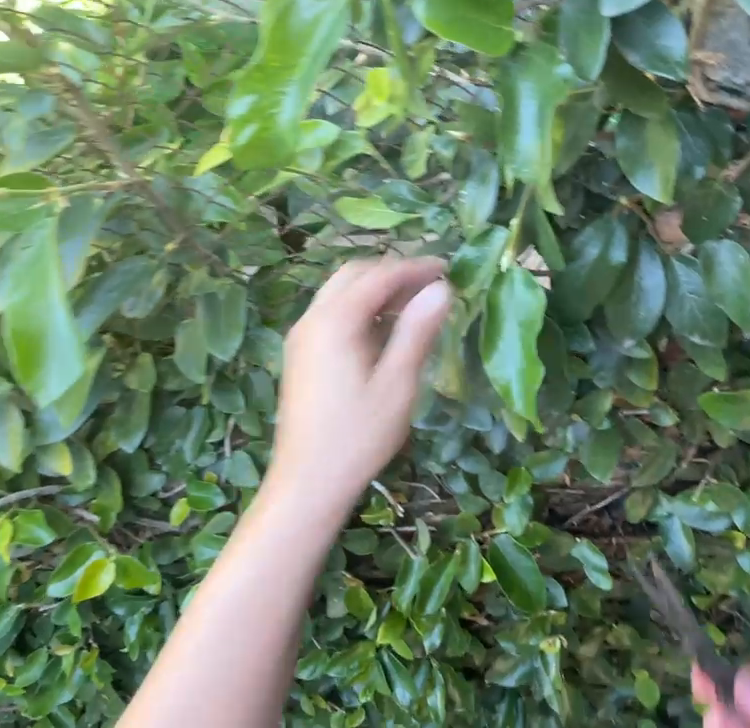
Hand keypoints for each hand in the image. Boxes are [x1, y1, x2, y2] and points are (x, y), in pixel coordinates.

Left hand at [265, 257, 451, 521]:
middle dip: (393, 273)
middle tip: (431, 286)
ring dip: (376, 291)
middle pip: (354, 275)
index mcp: (335, 320)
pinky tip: (385, 332)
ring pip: (340, 293)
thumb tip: (441, 289)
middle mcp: (312, 318)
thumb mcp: (398, 384)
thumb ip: (418, 331)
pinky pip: (331, 314)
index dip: (415, 268)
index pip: (380, 275)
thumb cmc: (358, 436)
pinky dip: (360, 309)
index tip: (448, 269)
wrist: (307, 482)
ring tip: (414, 307)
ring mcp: (301, 336)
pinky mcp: (300, 354)